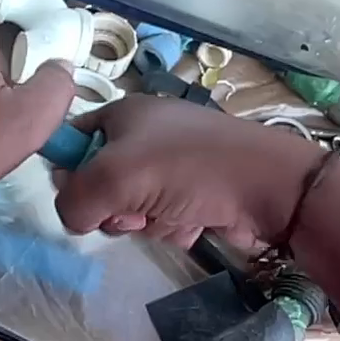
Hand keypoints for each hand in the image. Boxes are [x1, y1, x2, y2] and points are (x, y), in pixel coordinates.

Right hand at [53, 96, 323, 248]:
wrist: (269, 187)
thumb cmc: (188, 169)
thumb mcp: (115, 177)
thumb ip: (73, 198)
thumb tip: (72, 216)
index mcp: (125, 114)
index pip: (74, 139)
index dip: (70, 170)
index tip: (81, 193)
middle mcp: (147, 135)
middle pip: (102, 182)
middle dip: (115, 206)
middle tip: (133, 211)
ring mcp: (174, 166)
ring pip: (133, 208)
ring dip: (146, 222)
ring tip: (170, 215)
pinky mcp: (197, 194)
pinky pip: (163, 219)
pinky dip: (173, 227)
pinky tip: (194, 222)